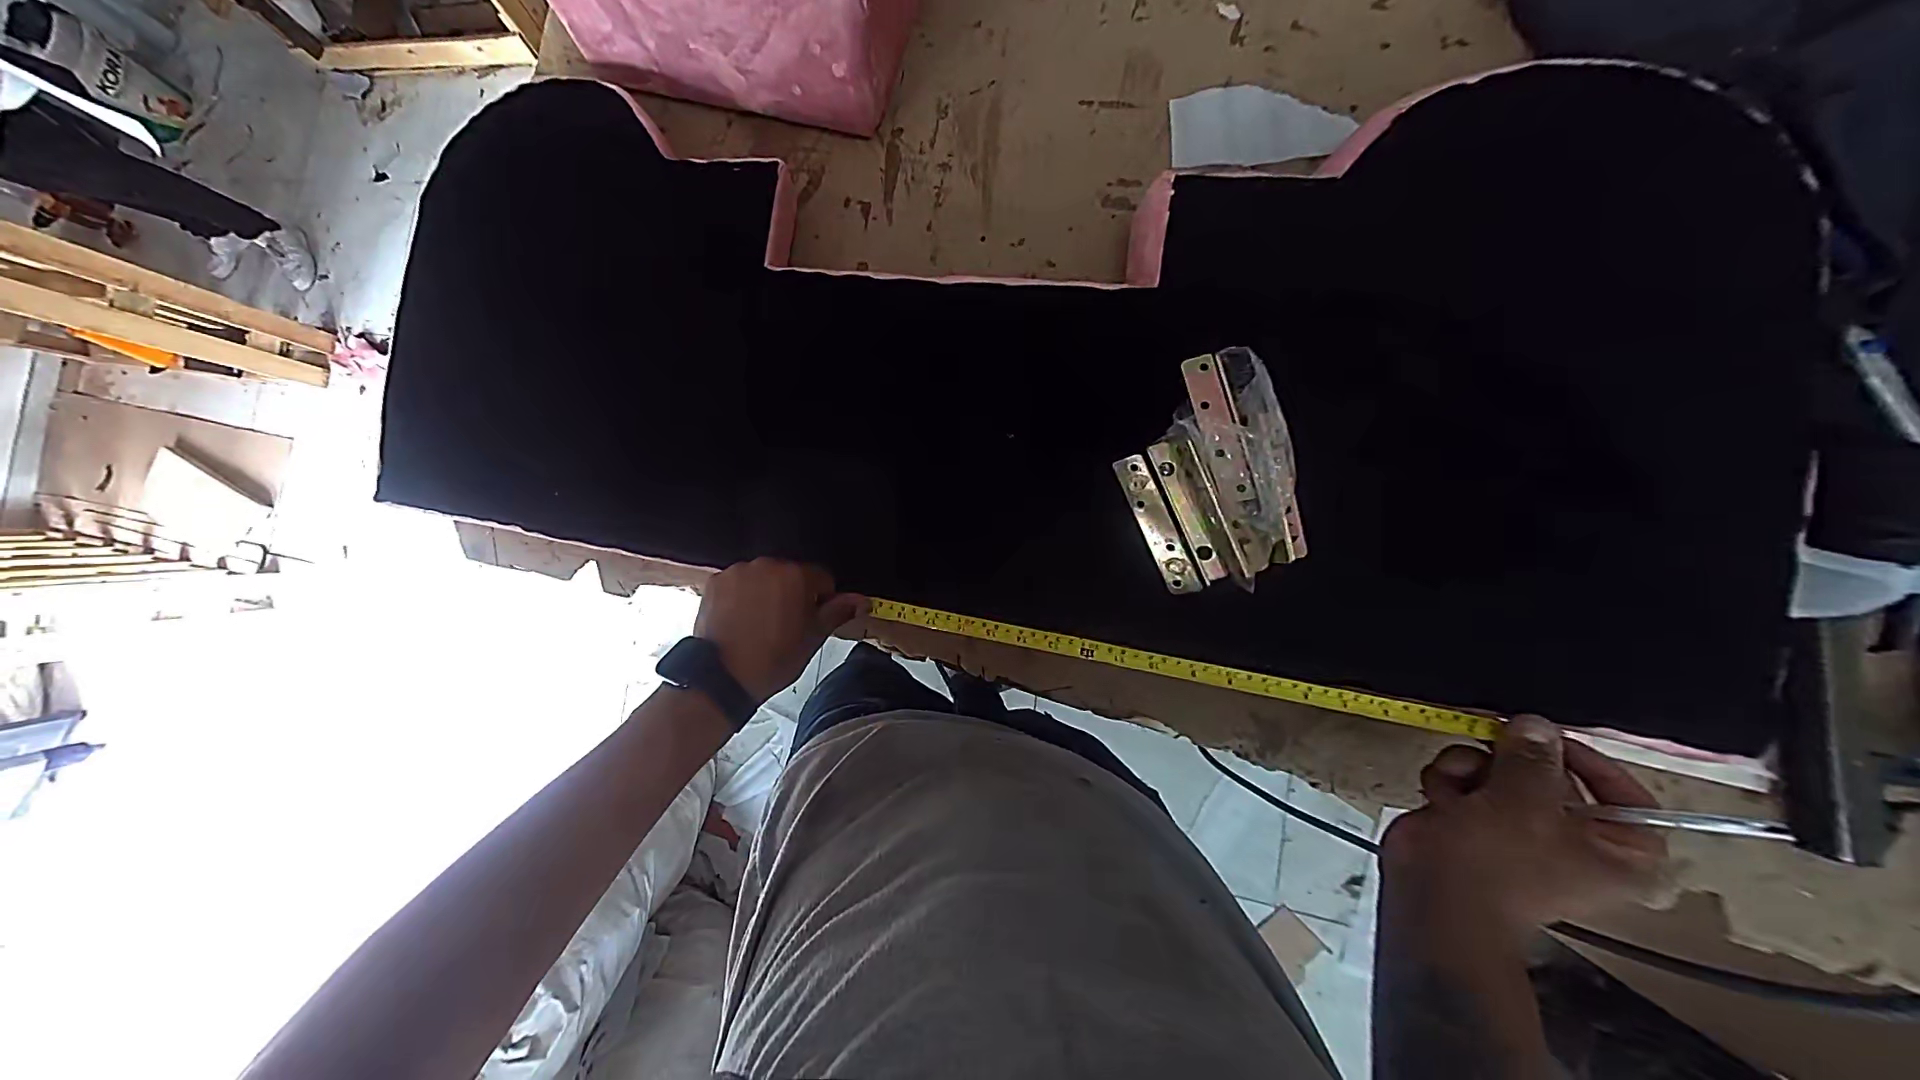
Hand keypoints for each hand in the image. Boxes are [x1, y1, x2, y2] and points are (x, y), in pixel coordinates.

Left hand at [693, 558, 867, 702]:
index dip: (821, 600)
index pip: (822, 579)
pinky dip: (742, 597)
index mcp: (796, 576)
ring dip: (767, 594)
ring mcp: (739, 572)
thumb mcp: (813, 637)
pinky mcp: (717, 581)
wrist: (723, 677)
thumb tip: (860, 601)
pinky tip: (743, 621)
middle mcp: (767, 566)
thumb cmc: (771, 659)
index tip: (812, 619)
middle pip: (791, 575)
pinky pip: (739, 583)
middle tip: (787, 625)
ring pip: (765, 578)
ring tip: (761, 626)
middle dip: (792, 594)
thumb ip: (838, 612)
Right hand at [1380, 715, 1668, 940]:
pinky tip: (1439, 793)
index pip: (1623, 792)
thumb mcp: (1526, 801)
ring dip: (1471, 767)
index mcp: (1617, 851)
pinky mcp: (1470, 821)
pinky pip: (1465, 783)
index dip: (1586, 760)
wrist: (1435, 896)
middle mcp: (1570, 838)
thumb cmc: (1499, 859)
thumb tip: (1535, 723)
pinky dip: (1449, 781)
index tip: (1548, 738)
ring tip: (1456, 782)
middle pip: (1548, 774)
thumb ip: (1533, 757)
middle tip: (1489, 746)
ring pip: (1498, 772)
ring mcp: (1515, 829)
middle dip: (1509, 760)